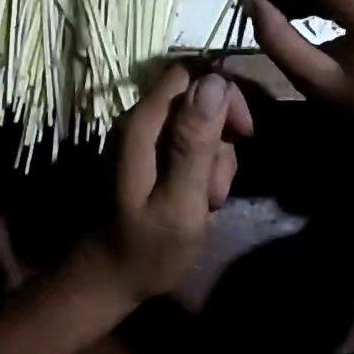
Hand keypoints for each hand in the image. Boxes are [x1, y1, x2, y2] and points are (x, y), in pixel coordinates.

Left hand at [74, 64, 251, 304]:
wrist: (111, 279)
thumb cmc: (148, 249)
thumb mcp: (180, 201)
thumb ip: (194, 142)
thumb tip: (214, 81)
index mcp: (142, 125)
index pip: (188, 74)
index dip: (222, 94)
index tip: (242, 133)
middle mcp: (139, 121)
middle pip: (195, 97)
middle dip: (221, 134)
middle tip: (220, 180)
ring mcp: (143, 138)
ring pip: (197, 122)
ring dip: (215, 157)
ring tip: (209, 199)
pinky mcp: (149, 153)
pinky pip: (187, 142)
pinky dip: (203, 167)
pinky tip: (201, 199)